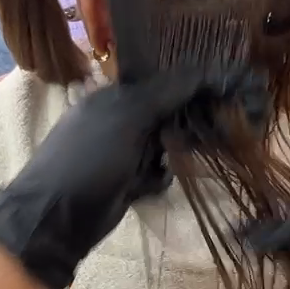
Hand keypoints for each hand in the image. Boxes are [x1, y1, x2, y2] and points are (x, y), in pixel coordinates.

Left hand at [0, 70, 264, 288]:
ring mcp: (123, 151)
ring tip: (191, 152)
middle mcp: (120, 118)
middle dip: (193, 118)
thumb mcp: (128, 116)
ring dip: (179, 150)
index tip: (231, 89)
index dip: (198, 82)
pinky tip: (155, 182)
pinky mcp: (127, 181)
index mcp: (116, 94)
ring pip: (166, 143)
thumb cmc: (88, 158)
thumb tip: (206, 70)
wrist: (57, 217)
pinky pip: (156, 172)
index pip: (166, 79)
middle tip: (222, 125)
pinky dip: (160, 177)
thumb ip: (166, 92)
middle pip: (170, 110)